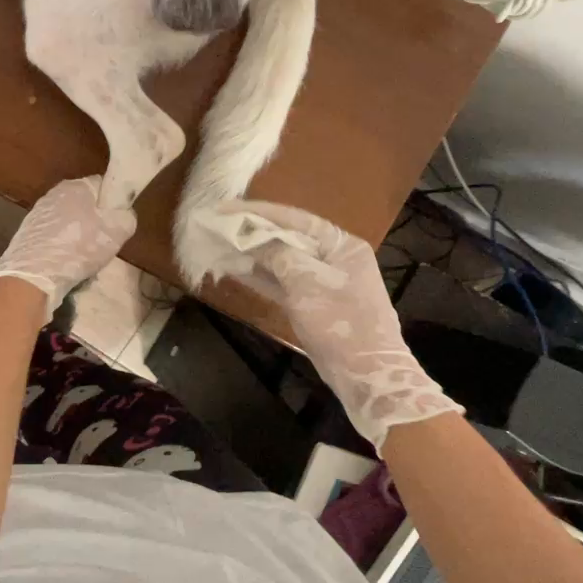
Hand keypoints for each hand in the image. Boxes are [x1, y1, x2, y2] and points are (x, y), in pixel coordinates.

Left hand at [0, 177, 136, 319]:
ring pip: (69, 223)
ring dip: (79, 238)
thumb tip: (123, 215)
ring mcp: (38, 214)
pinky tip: (66, 264)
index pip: (102, 185)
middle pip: (84, 205)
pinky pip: (54, 238)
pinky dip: (62, 248)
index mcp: (75, 186)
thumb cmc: (79, 247)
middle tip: (104, 244)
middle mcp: (53, 194)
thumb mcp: (117, 232)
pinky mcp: (27, 234)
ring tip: (85, 259)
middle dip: (96, 222)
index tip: (119, 222)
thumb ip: (127, 217)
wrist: (34, 274)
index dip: (114, 202)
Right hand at [194, 201, 461, 450]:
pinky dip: (259, 274)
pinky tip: (234, 269)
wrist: (366, 374)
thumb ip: (280, 255)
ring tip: (218, 244)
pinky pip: (280, 280)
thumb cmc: (341, 323)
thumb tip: (255, 240)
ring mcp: (321, 281)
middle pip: (286, 236)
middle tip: (216, 226)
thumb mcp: (307, 284)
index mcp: (340, 245)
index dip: (257, 212)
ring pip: (280, 258)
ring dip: (251, 253)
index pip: (294, 219)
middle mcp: (332, 257)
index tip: (223, 208)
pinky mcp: (311, 302)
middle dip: (251, 231)